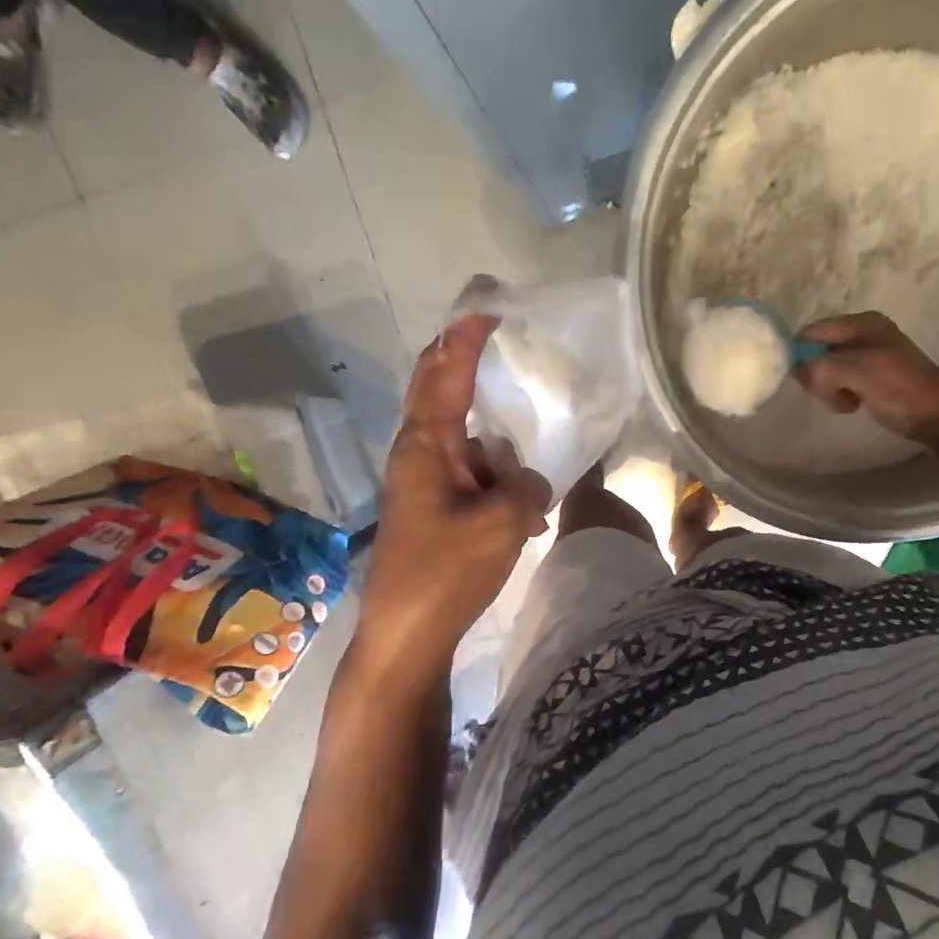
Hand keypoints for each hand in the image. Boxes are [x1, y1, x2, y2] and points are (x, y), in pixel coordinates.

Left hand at [356, 299, 550, 667]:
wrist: (407, 636)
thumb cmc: (447, 572)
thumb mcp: (503, 522)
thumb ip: (528, 487)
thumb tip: (531, 484)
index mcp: (426, 446)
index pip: (446, 373)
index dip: (466, 336)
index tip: (487, 302)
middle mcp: (419, 457)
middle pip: (444, 395)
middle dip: (467, 365)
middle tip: (494, 337)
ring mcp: (425, 486)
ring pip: (471, 448)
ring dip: (501, 457)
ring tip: (530, 493)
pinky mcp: (434, 512)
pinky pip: (474, 483)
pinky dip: (500, 489)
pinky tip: (527, 520)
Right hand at [796, 312, 938, 437]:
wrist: (937, 415)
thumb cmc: (899, 388)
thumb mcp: (857, 370)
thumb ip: (821, 366)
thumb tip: (802, 373)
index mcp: (861, 323)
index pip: (811, 332)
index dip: (802, 356)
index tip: (810, 382)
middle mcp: (861, 333)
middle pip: (815, 350)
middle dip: (817, 375)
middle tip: (831, 393)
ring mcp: (865, 355)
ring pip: (824, 369)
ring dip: (827, 389)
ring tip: (846, 401)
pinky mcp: (868, 375)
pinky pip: (837, 381)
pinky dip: (837, 394)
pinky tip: (852, 403)